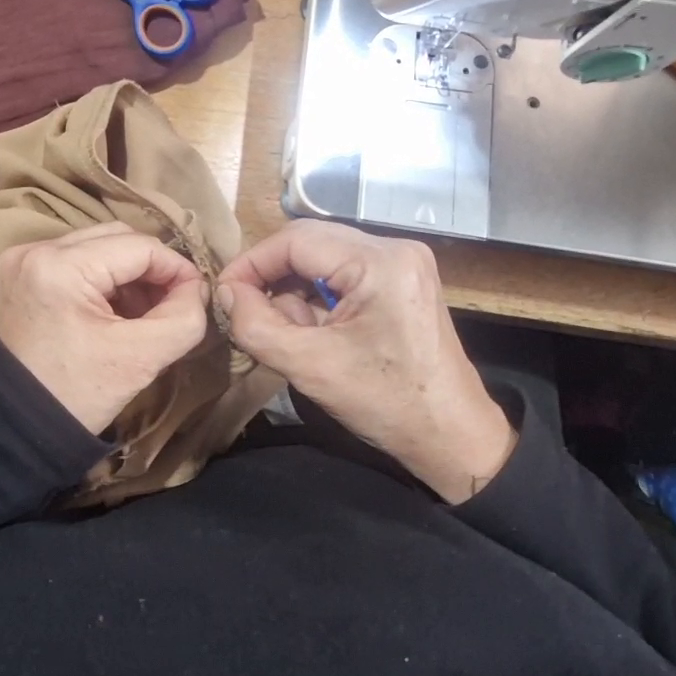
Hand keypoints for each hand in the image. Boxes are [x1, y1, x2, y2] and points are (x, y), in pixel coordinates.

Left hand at [0, 222, 209, 434]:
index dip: (177, 269)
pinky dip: (101, 283)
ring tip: (145, 314)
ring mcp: (20, 262)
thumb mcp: (140, 359)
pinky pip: (73, 264)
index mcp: (60, 265)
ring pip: (96, 248)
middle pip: (116, 238)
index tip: (198, 298)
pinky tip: (114, 314)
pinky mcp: (16, 277)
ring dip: (128, 276)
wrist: (6, 429)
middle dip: (152, 270)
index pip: (140, 246)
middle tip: (172, 306)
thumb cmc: (73, 397)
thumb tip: (196, 288)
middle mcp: (35, 251)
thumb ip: (183, 318)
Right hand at [217, 220, 514, 502]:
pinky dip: (318, 298)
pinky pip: (343, 273)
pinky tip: (314, 332)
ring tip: (289, 334)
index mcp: (380, 262)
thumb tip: (226, 293)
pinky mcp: (403, 280)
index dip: (251, 263)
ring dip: (295, 291)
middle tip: (246, 312)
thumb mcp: (309, 367)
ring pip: (323, 258)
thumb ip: (256, 324)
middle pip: (309, 243)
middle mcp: (396, 248)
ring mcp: (403, 263)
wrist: (451, 436)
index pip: (295, 240)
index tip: (223, 295)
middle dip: (272, 277)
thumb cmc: (385, 403)